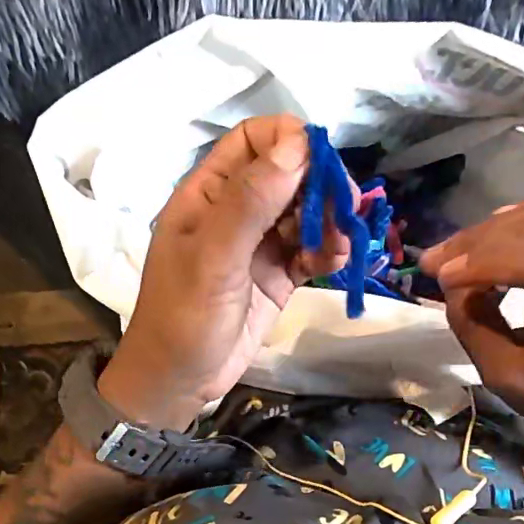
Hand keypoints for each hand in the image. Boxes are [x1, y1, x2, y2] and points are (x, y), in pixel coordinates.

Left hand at [99, 116, 349, 429]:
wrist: (178, 382)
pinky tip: (335, 261)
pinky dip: (327, 251)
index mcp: (208, 195)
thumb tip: (295, 146)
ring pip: (304, 213)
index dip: (288, 140)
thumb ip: (250, 203)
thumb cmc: (183, 318)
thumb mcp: (213, 259)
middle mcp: (236, 213)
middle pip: (287, 174)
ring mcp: (258, 245)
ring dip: (328, 220)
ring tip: (341, 242)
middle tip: (345, 205)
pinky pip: (310, 251)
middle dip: (319, 183)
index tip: (321, 161)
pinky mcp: (277, 277)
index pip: (251, 142)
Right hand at [419, 198, 523, 440]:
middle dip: (482, 241)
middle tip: (432, 263)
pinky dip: (508, 227)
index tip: (444, 278)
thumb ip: (474, 327)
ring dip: (492, 230)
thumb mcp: (503, 376)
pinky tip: (482, 247)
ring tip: (453, 255)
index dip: (494, 260)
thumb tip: (450, 284)